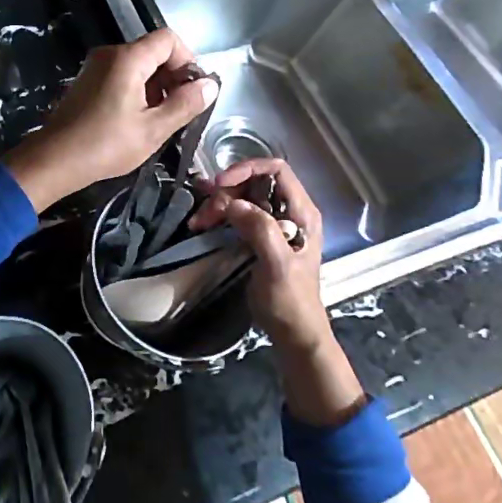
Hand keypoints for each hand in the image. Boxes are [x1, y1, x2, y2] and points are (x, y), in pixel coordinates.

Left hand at [2, 29, 218, 212]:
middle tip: (182, 109)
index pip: (168, 39)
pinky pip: (122, 76)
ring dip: (157, 86)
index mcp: (127, 59)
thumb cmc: (106, 144)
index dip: (188, 60)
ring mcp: (96, 67)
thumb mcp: (154, 129)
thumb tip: (210, 85)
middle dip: (173, 76)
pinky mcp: (88, 82)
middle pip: (153, 51)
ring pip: (138, 65)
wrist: (55, 160)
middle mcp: (110, 54)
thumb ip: (185, 104)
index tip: (194, 90)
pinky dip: (138, 91)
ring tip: (162, 119)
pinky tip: (139, 120)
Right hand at [192, 158, 364, 426]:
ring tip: (199, 222)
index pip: (277, 170)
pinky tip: (203, 225)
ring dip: (219, 205)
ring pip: (243, 197)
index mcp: (302, 212)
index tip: (221, 184)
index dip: (247, 169)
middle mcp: (290, 211)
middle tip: (206, 213)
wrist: (294, 333)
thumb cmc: (291, 301)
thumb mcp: (278, 266)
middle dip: (227, 192)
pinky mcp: (261, 236)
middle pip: (255, 182)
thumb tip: (235, 204)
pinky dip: (220, 215)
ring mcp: (276, 223)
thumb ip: (261, 230)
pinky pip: (238, 214)